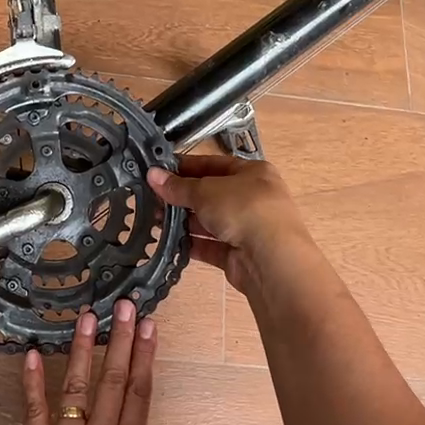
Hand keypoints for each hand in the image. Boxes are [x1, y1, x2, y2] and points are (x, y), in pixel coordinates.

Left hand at [13, 298, 156, 424]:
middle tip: (124, 306)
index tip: (149, 326)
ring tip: (89, 317)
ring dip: (84, 350)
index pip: (139, 394)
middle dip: (121, 340)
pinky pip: (34, 413)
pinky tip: (33, 354)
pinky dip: (32, 382)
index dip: (145, 356)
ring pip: (77, 388)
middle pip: (113, 382)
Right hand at [146, 155, 310, 293]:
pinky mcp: (238, 254)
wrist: (273, 260)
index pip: (214, 164)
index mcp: (253, 173)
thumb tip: (153, 175)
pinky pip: (210, 245)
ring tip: (153, 219)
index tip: (159, 170)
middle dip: (182, 196)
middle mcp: (252, 198)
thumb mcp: (206, 191)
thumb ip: (178, 186)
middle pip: (210, 193)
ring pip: (209, 221)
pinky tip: (168, 241)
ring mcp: (247, 228)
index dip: (186, 166)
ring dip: (183, 220)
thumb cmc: (245, 209)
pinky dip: (191, 243)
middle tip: (151, 197)